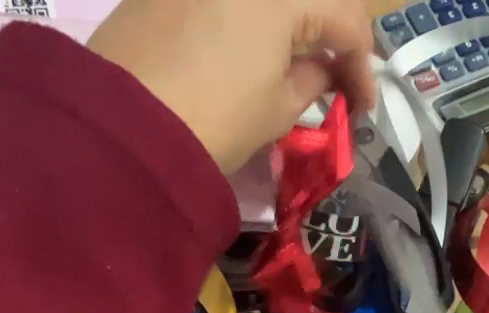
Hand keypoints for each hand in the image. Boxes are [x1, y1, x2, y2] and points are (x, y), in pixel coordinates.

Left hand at [86, 0, 376, 170]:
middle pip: (306, 0)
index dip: (362, 68)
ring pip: (265, 4)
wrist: (126, 124)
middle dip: (326, 35)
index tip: (362, 108)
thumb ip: (313, 82)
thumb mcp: (278, 109)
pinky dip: (247, 20)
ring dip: (288, 26)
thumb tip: (322, 71)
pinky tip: (247, 52)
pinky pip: (225, 2)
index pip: (347, 20)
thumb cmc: (216, 118)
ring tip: (291, 66)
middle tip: (332, 77)